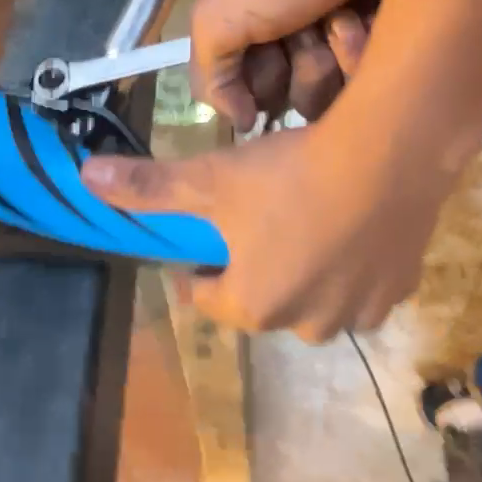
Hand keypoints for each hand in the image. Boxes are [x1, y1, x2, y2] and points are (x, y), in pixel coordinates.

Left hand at [80, 118, 446, 340]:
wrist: (386, 156)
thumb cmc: (287, 175)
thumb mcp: (209, 179)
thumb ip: (147, 187)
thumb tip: (83, 178)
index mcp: (252, 305)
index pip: (205, 297)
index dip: (195, 269)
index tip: (199, 243)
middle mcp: (304, 325)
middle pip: (261, 300)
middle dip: (252, 269)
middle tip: (256, 220)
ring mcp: (358, 313)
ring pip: (313, 296)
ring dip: (302, 270)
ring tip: (305, 219)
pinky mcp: (399, 292)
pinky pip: (360, 285)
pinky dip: (349, 265)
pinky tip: (349, 225)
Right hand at [194, 0, 409, 124]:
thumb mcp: (215, 21)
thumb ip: (210, 80)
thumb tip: (240, 123)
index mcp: (265, 57)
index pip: (265, 110)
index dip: (264, 83)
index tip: (265, 42)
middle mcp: (307, 59)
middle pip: (308, 106)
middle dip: (304, 65)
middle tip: (303, 22)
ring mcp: (351, 52)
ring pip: (349, 94)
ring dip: (337, 49)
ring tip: (337, 10)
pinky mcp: (392, 42)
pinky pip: (387, 74)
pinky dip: (371, 40)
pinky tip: (365, 10)